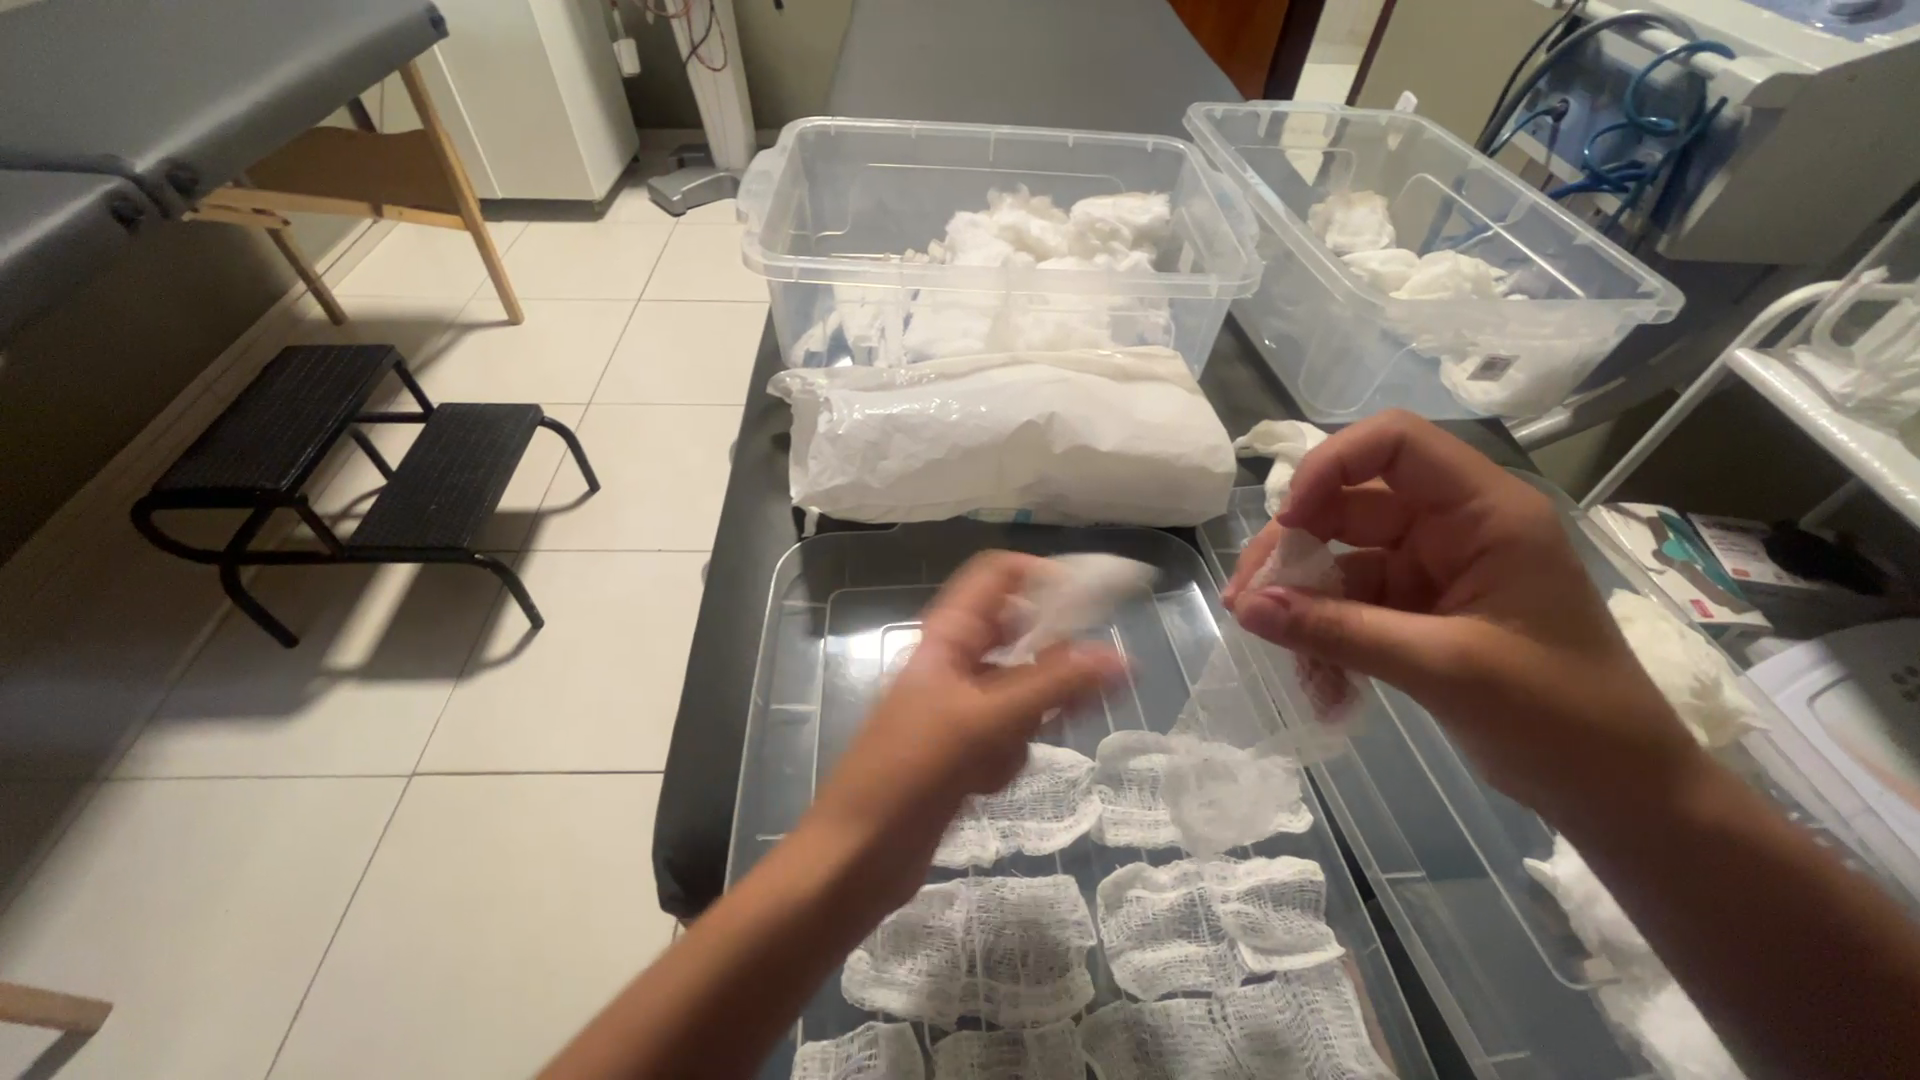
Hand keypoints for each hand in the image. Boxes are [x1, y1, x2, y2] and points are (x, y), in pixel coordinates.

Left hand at [805, 552, 1124, 902]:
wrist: (856, 855)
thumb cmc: (910, 772)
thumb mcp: (986, 720)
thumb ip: (1055, 685)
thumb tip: (1122, 656)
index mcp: (947, 635)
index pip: (999, 576)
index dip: (1045, 577)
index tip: (1094, 605)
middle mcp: (954, 663)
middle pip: (1019, 638)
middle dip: (1048, 668)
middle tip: (1076, 694)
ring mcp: (959, 708)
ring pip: (1020, 694)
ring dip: (1025, 724)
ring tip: (999, 754)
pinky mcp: (963, 750)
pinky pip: (1008, 737)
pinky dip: (1007, 757)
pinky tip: (983, 784)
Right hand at [1223, 411, 1705, 826]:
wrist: (1616, 789)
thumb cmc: (1558, 714)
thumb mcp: (1442, 667)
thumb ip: (1338, 631)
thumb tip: (1245, 608)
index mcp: (1484, 512)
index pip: (1393, 445)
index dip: (1328, 467)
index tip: (1286, 524)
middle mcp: (1453, 528)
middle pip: (1347, 505)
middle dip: (1292, 552)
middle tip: (1246, 603)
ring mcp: (1432, 571)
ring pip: (1338, 561)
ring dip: (1303, 608)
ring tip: (1283, 660)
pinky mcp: (1418, 613)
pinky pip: (1349, 608)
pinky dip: (1325, 642)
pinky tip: (1321, 689)